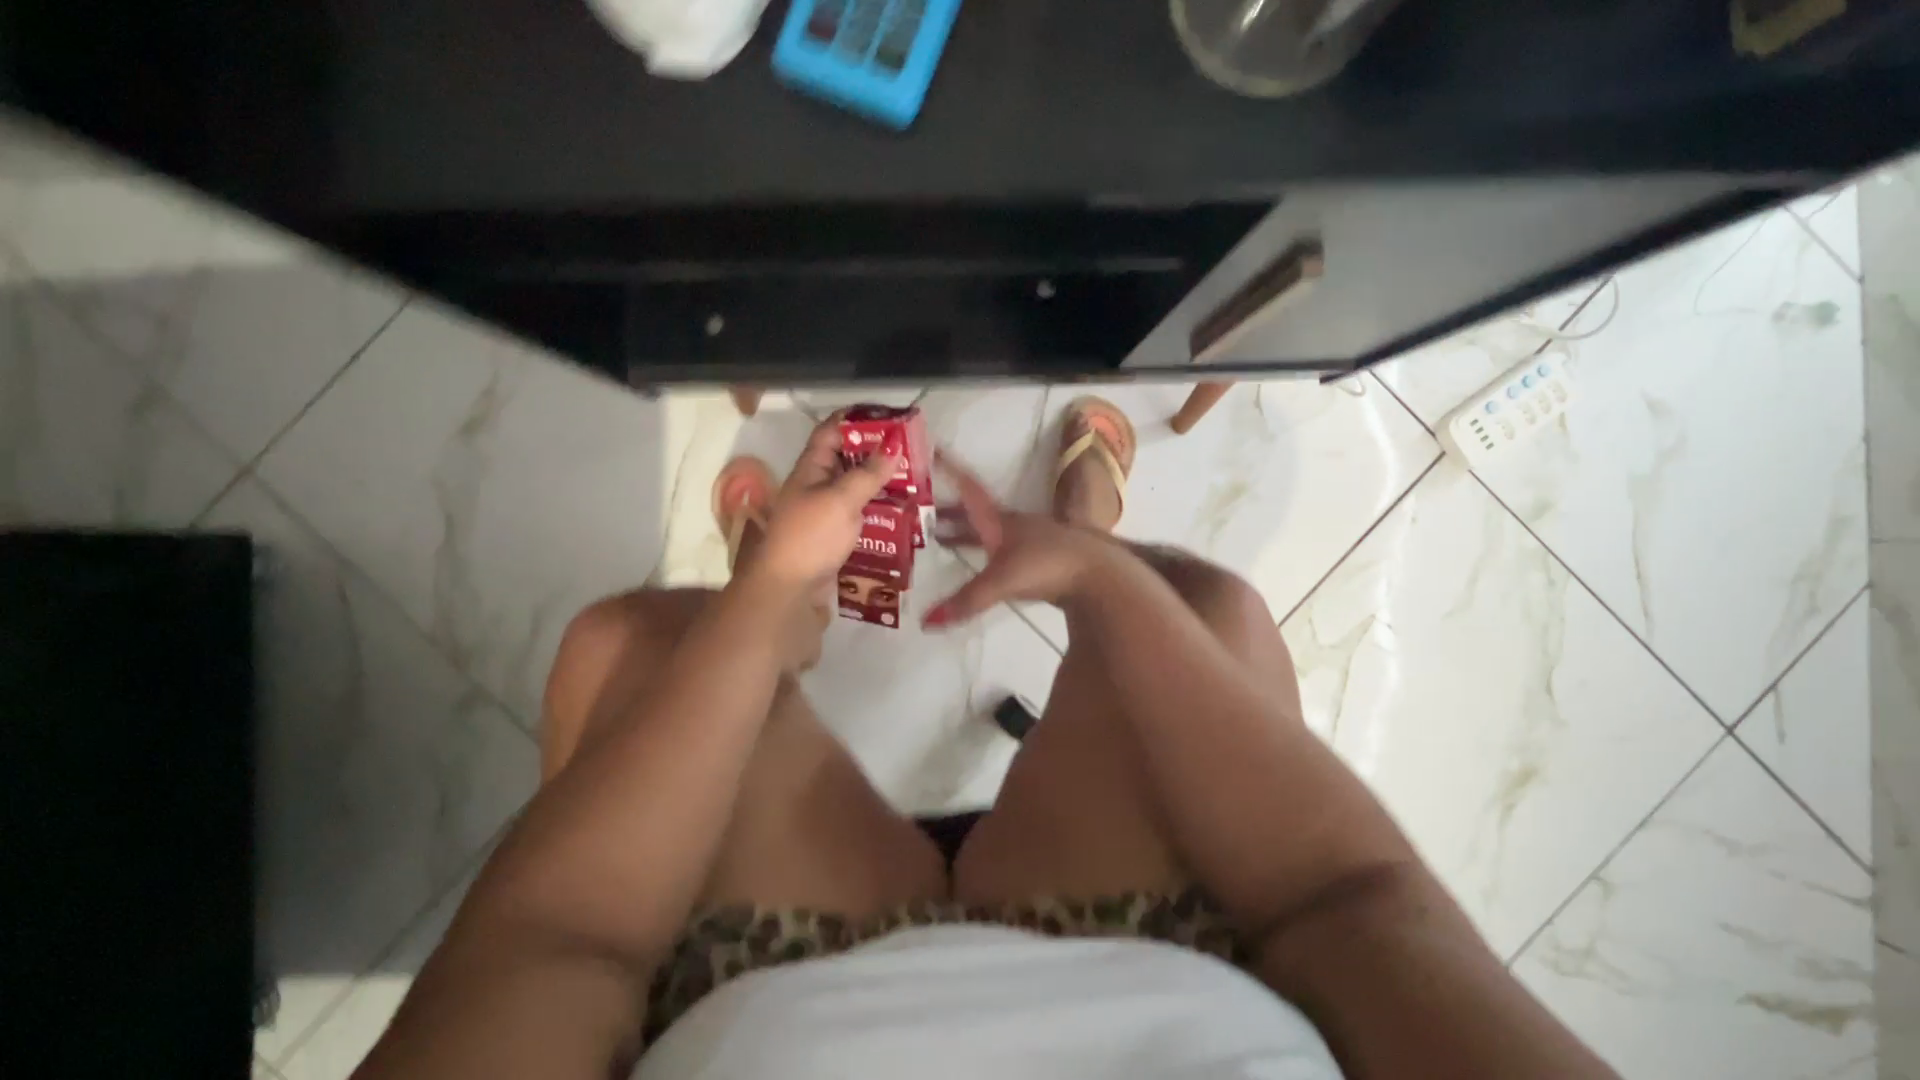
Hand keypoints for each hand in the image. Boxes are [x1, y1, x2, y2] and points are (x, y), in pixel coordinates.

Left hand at [741, 414, 896, 596]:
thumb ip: (868, 474)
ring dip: (881, 486)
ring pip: (855, 492)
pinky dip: (878, 514)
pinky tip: (902, 516)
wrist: (789, 592)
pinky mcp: (834, 540)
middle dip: (876, 454)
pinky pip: (859, 519)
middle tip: (911, 452)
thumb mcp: (841, 500)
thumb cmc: (811, 538)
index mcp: (810, 470)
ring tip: (914, 482)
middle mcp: (815, 488)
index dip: (856, 420)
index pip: (831, 432)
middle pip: (846, 461)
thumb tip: (894, 448)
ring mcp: (824, 516)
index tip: (889, 418)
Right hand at [923, 452, 1112, 627]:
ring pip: (992, 532)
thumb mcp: (1000, 582)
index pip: (969, 489)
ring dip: (969, 534)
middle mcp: (1015, 524)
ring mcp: (1033, 540)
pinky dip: (988, 552)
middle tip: (925, 515)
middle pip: (977, 514)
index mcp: (1000, 520)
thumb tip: (926, 622)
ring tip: (944, 541)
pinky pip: (1006, 550)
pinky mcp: (1045, 558)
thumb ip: (965, 601)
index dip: (952, 470)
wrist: (1099, 575)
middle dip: (951, 514)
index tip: (936, 451)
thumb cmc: (1047, 566)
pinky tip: (985, 564)